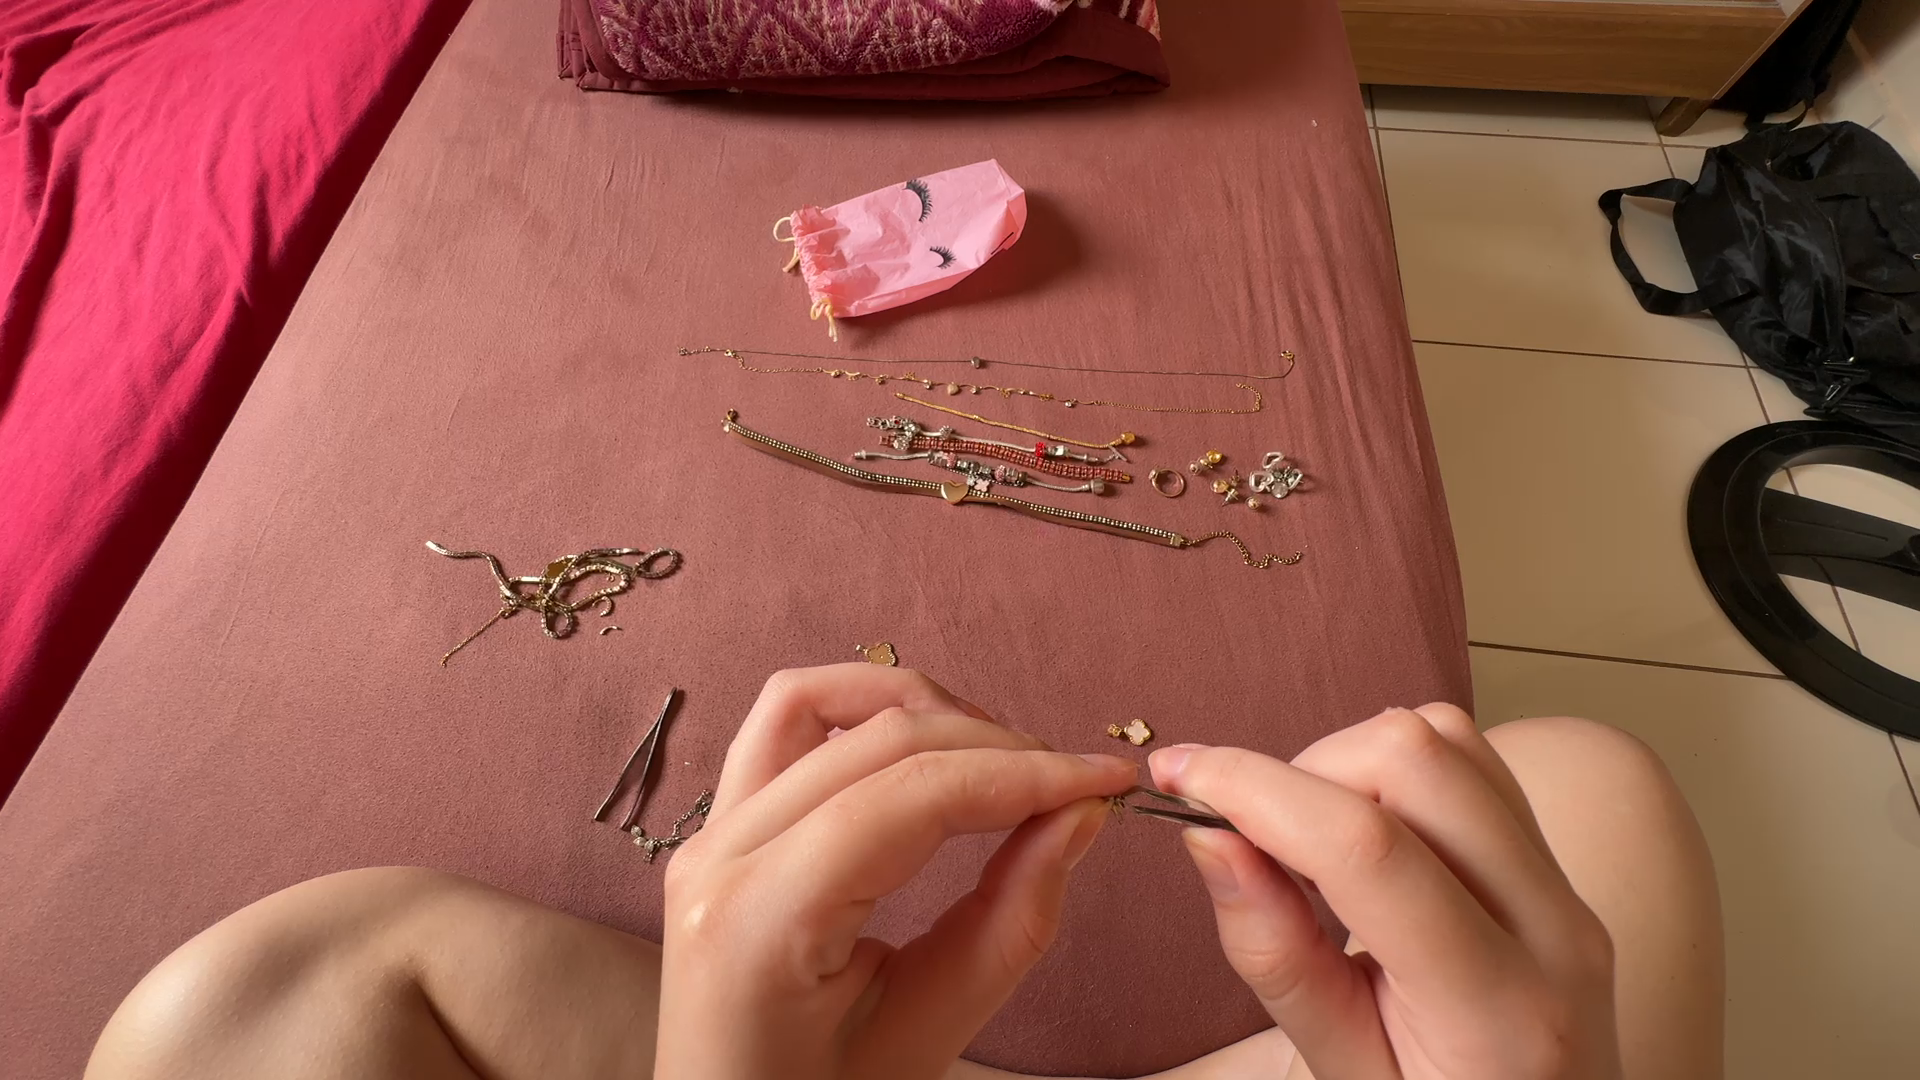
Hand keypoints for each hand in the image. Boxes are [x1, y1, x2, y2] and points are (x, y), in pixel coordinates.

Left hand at [654, 664, 1137, 1079]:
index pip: (911, 797)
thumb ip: (1011, 921)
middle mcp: (720, 851)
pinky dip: (862, 702)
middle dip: (991, 744)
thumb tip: (1078, 813)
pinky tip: (917, 738)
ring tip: (992, 752)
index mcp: (757, 921)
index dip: (1020, 775)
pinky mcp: (722, 816)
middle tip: (1065, 780)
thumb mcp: (925, 1039)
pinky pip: (789, 717)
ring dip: (921, 704)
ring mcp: (711, 826)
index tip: (1101, 778)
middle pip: (879, 738)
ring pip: (820, 698)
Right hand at [1152, 706, 1621, 1079]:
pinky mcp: (1547, 851)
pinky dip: (1383, 758)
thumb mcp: (1337, 1067)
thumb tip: (1208, 834)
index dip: (1250, 788)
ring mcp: (1561, 881)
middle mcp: (1551, 927)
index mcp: (1498, 1009)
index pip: (1363, 847)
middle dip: (1299, 771)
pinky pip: (1465, 750)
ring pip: (1441, 737)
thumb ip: (1272, 952)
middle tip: (1259, 833)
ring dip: (1341, 761)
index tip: (1174, 775)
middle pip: (1412, 758)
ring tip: (1309, 831)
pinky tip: (1356, 818)